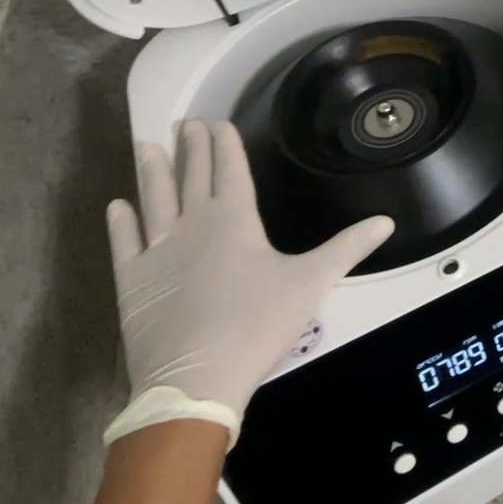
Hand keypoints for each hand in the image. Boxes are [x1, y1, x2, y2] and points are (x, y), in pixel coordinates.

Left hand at [106, 120, 393, 423]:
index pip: (232, 173)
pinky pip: (123, 244)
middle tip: (186, 123)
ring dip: (152, 173)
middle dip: (192, 149)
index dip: (226, 147)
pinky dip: (120, 223)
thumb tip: (386, 221)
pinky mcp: (131, 283)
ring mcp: (157, 254)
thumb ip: (348, 247)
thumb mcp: (313, 282)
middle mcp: (194, 228)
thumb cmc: (257, 325)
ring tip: (147, 145)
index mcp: (235, 222)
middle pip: (193, 179)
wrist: (196, 380)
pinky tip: (116, 206)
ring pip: (154, 201)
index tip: (219, 123)